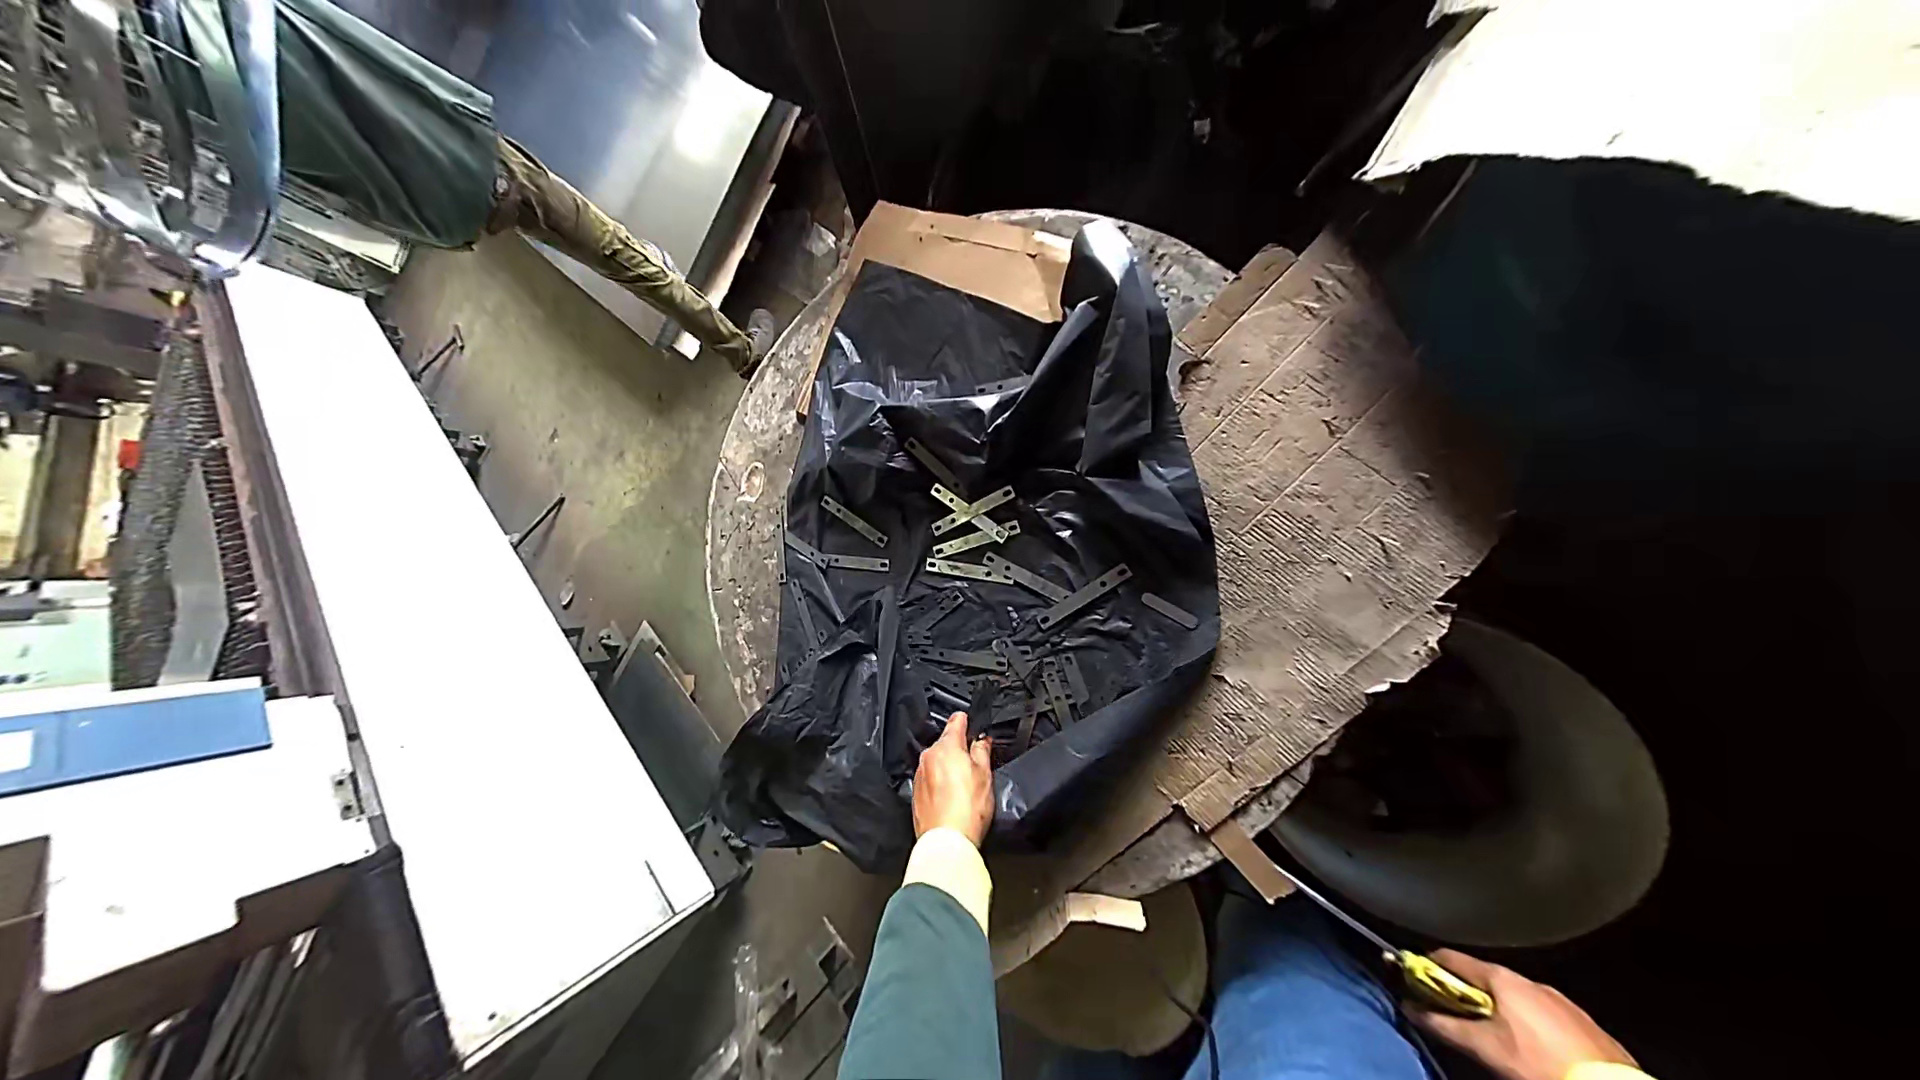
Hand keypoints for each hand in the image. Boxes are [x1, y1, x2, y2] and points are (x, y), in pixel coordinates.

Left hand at [912, 712, 992, 846]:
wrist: (946, 841)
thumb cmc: (966, 811)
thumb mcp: (985, 775)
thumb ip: (982, 751)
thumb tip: (982, 741)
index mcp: (946, 747)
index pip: (955, 722)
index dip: (965, 720)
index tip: (968, 720)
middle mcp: (929, 758)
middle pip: (946, 743)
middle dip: (959, 748)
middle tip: (976, 762)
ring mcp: (920, 775)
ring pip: (937, 762)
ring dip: (949, 767)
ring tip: (966, 785)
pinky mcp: (917, 794)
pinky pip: (931, 779)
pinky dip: (941, 783)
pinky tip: (953, 797)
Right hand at [1407, 949, 1635, 1079]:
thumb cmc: (1540, 1065)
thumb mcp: (1485, 1048)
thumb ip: (1444, 1025)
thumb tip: (1409, 1008)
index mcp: (1502, 978)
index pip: (1450, 958)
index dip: (1428, 967)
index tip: (1416, 983)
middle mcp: (1530, 981)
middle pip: (1483, 978)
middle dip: (1465, 993)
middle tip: (1454, 1015)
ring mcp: (1562, 1002)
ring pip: (1515, 996)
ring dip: (1498, 1008)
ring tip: (1494, 1035)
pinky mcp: (1586, 1025)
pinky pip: (1544, 1015)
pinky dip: (1528, 1023)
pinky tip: (1533, 1048)